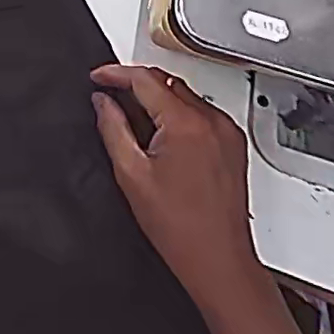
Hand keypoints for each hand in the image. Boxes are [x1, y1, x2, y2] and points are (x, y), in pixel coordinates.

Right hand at [92, 64, 261, 308]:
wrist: (218, 260)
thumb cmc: (181, 229)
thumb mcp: (132, 175)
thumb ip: (113, 129)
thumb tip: (103, 101)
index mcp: (187, 124)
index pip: (146, 79)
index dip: (116, 74)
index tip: (99, 76)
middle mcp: (212, 121)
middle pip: (167, 82)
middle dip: (136, 83)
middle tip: (110, 93)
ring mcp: (227, 131)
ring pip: (184, 95)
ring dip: (157, 98)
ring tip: (132, 116)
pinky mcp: (233, 142)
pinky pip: (201, 113)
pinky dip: (178, 113)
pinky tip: (162, 133)